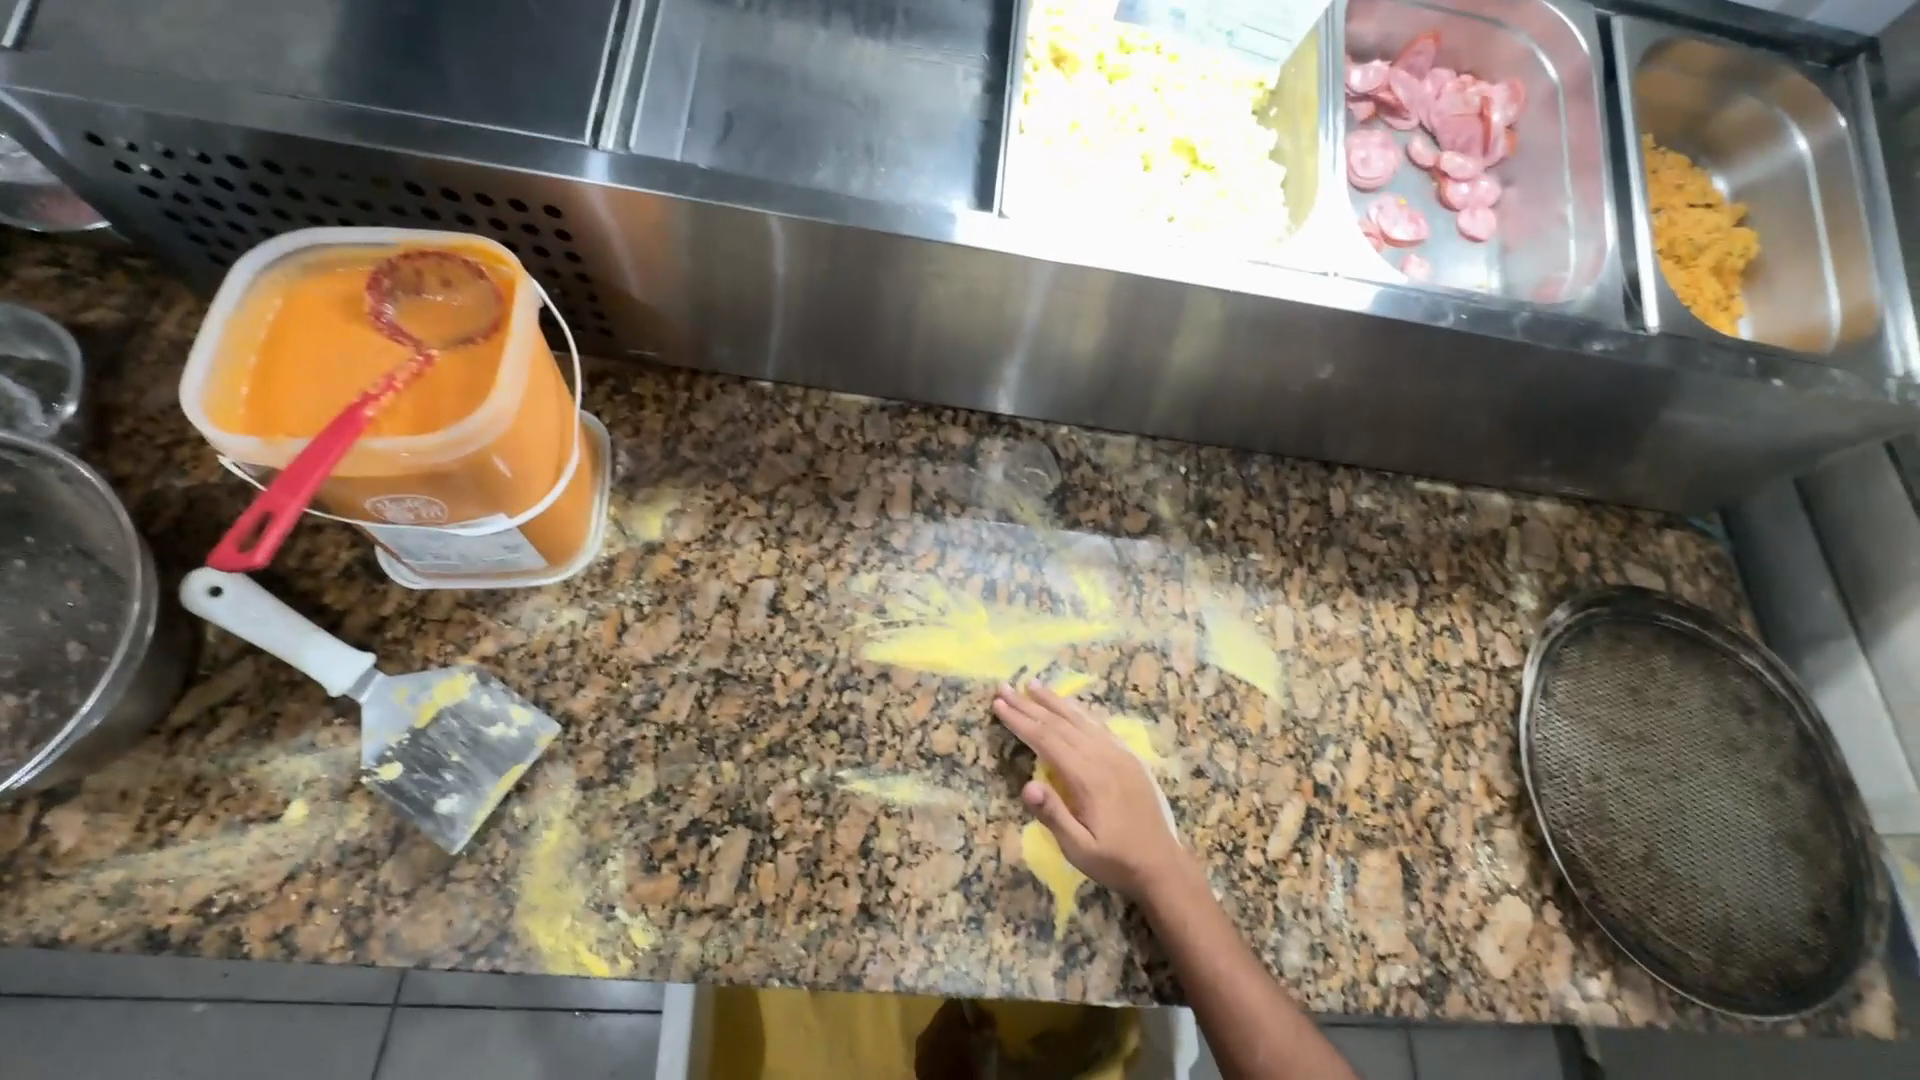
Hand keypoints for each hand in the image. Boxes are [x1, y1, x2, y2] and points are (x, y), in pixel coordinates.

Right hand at [992, 681, 1190, 899]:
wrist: (1161, 866)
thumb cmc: (1114, 861)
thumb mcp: (1079, 849)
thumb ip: (1053, 816)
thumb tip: (1027, 786)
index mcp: (1088, 777)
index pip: (1046, 739)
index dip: (1020, 721)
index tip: (998, 704)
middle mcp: (1103, 757)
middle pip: (1060, 723)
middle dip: (1030, 705)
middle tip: (1005, 687)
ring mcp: (1118, 754)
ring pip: (1081, 719)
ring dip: (1054, 701)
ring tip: (1033, 685)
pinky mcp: (1128, 758)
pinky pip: (1100, 725)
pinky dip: (1079, 711)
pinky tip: (1070, 705)